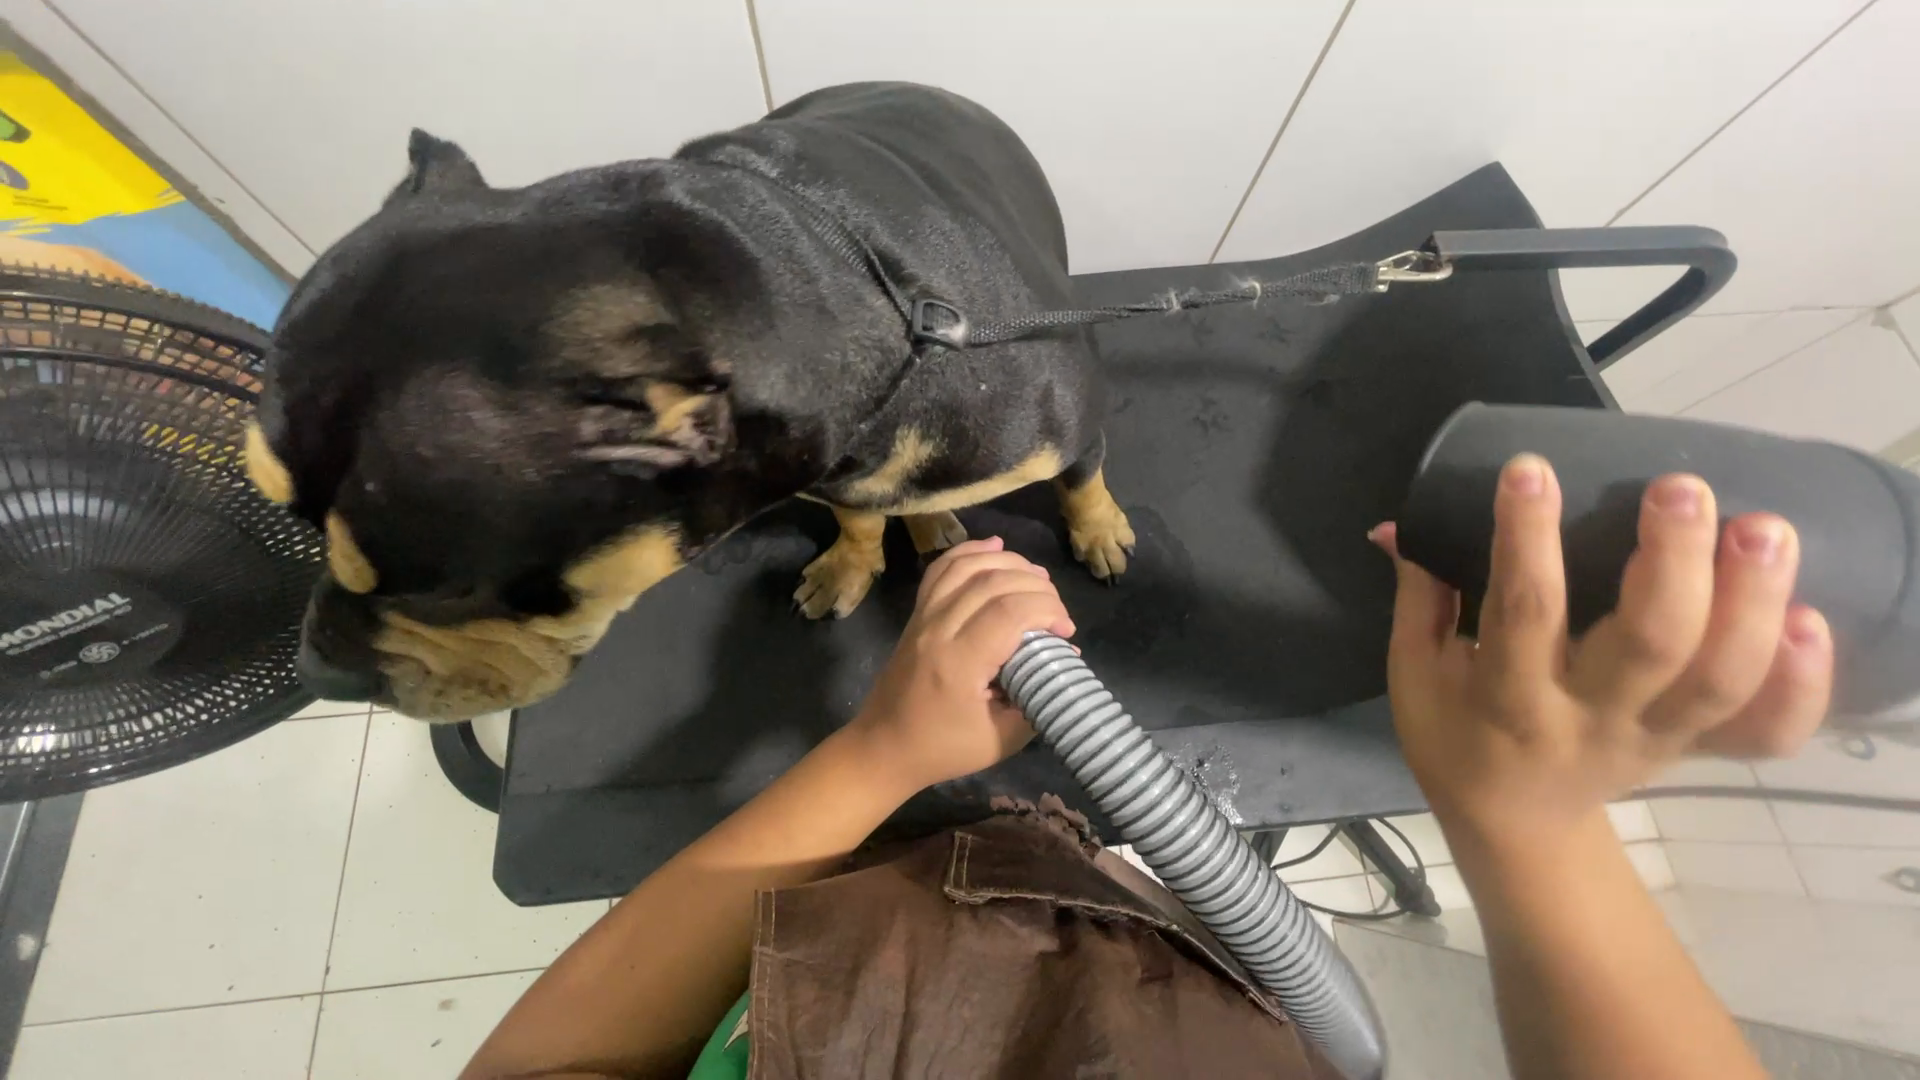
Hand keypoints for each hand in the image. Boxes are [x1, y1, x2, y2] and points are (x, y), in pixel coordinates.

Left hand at [848, 537, 1075, 792]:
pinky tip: (996, 548)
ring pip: (966, 566)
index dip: (1046, 611)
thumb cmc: (942, 750)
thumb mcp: (1001, 740)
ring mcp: (923, 616)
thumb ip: (1037, 700)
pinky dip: (970, 552)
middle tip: (1058, 611)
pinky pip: (941, 570)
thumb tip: (1064, 659)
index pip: (1008, 612)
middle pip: (992, 582)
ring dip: (1008, 563)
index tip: (1066, 632)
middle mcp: (937, 629)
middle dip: (1036, 586)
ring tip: (1038, 578)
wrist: (882, 747)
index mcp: (958, 663)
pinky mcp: (916, 614)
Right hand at [1373, 454, 1833, 846]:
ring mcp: (1655, 736)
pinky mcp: (1697, 748)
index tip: (1530, 470)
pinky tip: (1807, 618)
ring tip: (1761, 527)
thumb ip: (1418, 596)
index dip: (1524, 537)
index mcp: (1507, 696)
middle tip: (1679, 489)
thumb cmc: (1449, 735)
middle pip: (1649, 641)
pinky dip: (1801, 679)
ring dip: (1752, 601)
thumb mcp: (1413, 671)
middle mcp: (1589, 716)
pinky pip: (1766, 728)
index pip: (1521, 609)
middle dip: (1672, 559)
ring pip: (1720, 676)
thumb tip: (1401, 525)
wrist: (1514, 820)